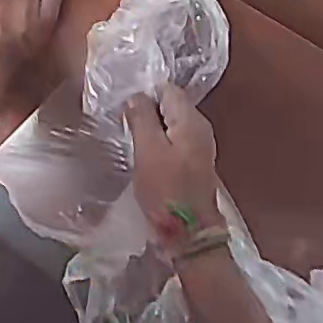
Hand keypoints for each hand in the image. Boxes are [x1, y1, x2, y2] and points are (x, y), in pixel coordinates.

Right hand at [125, 85, 224, 237]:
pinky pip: (172, 139)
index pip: (167, 89)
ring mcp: (198, 144)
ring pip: (169, 122)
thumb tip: (136, 96)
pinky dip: (157, 141)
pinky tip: (143, 154)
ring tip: (130, 139)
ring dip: (149, 127)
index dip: (144, 93)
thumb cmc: (166, 189)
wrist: (189, 233)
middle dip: (146, 109)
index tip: (124, 108)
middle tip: (123, 124)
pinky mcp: (193, 160)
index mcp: (191, 120)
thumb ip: (142, 118)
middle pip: (169, 104)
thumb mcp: (147, 150)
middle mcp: (200, 127)